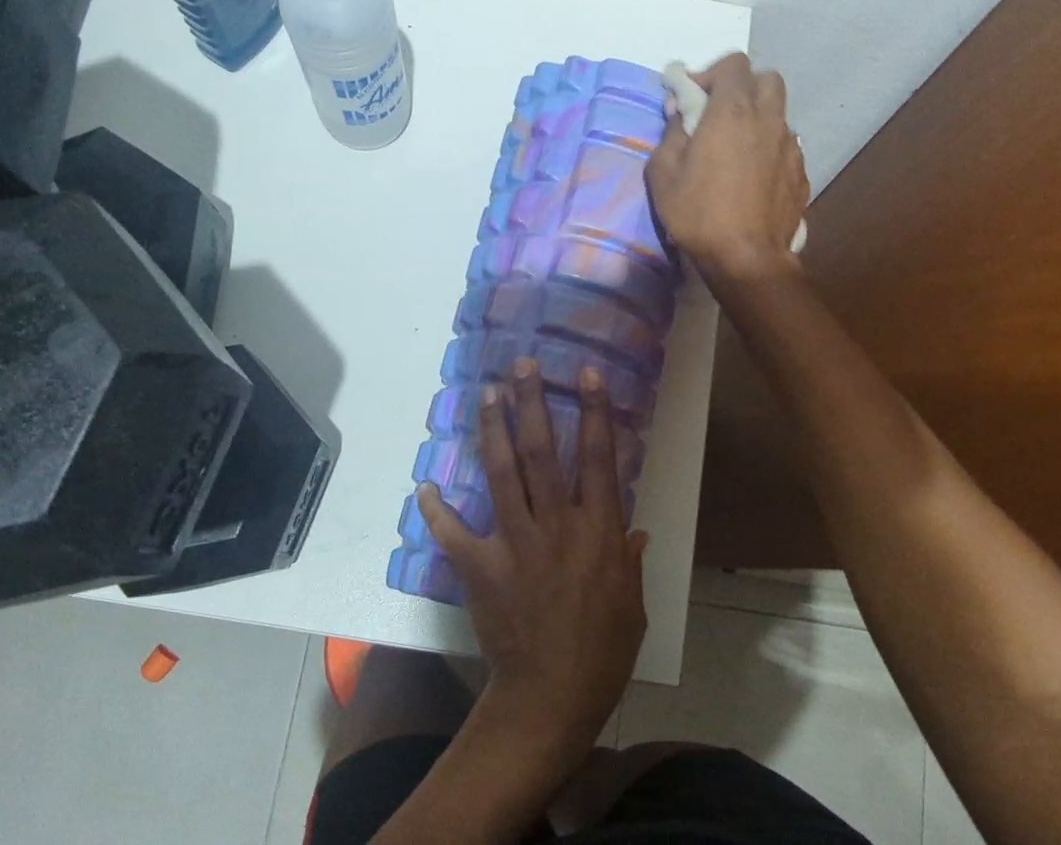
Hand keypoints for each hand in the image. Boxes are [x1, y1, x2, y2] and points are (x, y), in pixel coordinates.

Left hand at [416, 359, 648, 762]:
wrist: (550, 696)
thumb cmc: (602, 652)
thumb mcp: (632, 605)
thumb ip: (629, 562)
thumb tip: (635, 532)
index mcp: (598, 531)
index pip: (599, 459)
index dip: (594, 412)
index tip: (586, 374)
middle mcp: (557, 525)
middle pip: (543, 451)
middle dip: (533, 403)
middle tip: (522, 365)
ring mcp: (515, 543)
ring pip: (502, 473)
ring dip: (493, 429)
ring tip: (486, 393)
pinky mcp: (480, 567)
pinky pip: (453, 530)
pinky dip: (436, 508)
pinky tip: (425, 486)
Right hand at [648, 52, 808, 284]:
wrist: (746, 258)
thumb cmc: (698, 213)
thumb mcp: (664, 173)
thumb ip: (671, 132)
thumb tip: (677, 111)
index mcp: (734, 110)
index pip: (734, 63)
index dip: (710, 73)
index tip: (691, 98)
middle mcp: (769, 119)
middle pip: (766, 78)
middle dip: (742, 87)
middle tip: (719, 114)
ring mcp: (790, 146)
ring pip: (779, 113)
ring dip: (758, 118)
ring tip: (736, 148)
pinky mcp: (801, 173)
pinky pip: (785, 146)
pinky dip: (769, 148)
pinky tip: (752, 176)